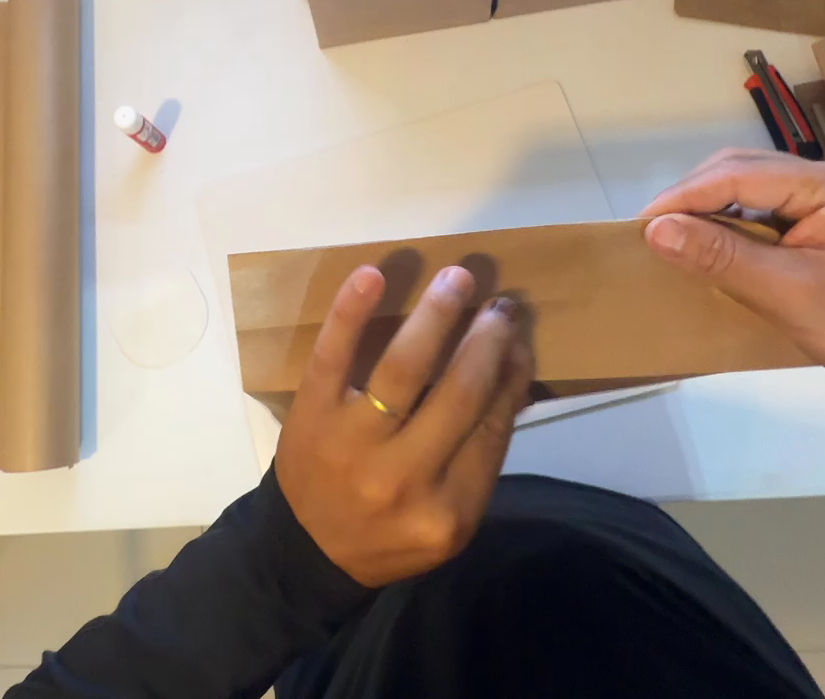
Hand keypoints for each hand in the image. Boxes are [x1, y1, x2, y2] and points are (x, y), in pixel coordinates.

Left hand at [274, 264, 535, 587]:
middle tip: (500, 303)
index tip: (519, 336)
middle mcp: (404, 477)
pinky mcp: (312, 413)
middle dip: (485, 341)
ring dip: (435, 316)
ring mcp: (353, 442)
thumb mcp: (447, 515)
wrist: (305, 549)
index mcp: (448, 510)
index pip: (492, 426)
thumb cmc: (388, 529)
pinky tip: (372, 276)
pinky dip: (351, 312)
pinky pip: (332, 355)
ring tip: (457, 278)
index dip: (510, 375)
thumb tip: (510, 368)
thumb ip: (480, 451)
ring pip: (402, 368)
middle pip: (458, 393)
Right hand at [640, 150, 824, 400]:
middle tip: (656, 234)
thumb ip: (720, 256)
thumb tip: (654, 229)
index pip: (737, 175)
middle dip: (694, 197)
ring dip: (714, 209)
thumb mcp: (790, 295)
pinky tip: (721, 247)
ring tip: (680, 240)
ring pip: (755, 187)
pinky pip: (773, 208)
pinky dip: (739, 224)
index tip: (640, 227)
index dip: (683, 197)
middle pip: (744, 170)